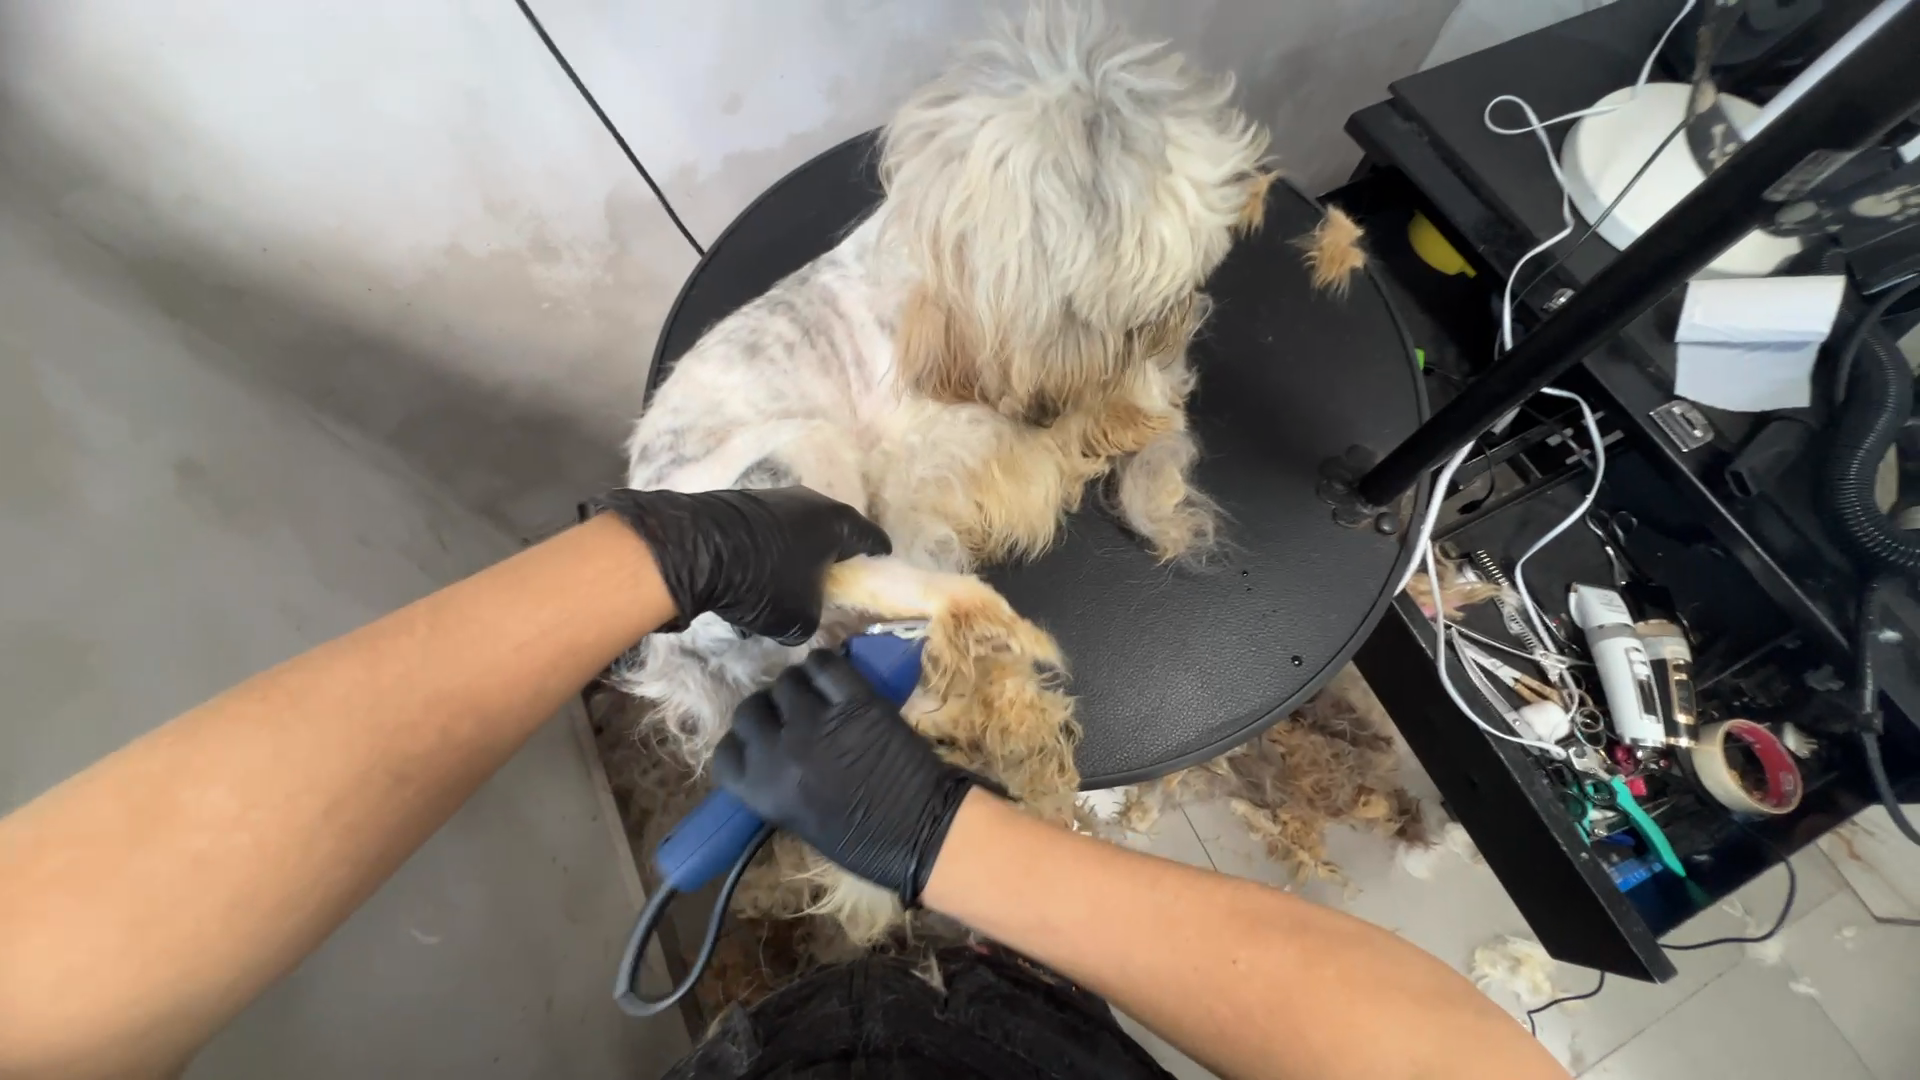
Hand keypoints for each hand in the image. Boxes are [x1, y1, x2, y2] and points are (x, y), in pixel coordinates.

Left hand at [595, 487, 889, 643]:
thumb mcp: (801, 618)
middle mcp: (811, 501)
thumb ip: (815, 618)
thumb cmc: (765, 581)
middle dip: (832, 560)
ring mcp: (773, 497)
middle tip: (828, 586)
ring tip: (782, 589)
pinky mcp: (739, 503)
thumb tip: (804, 617)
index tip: (876, 575)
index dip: (878, 561)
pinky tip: (750, 580)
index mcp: (838, 522)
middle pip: (833, 534)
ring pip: (796, 532)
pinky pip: (765, 533)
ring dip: (794, 557)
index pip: (873, 540)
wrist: (695, 550)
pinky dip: (766, 554)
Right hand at [712, 650, 988, 905]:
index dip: (744, 741)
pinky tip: (833, 675)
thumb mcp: (796, 819)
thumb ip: (772, 782)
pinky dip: (825, 665)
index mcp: (761, 792)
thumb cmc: (862, 840)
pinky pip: (826, 664)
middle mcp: (780, 752)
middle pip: (751, 708)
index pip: (726, 751)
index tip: (760, 738)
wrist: (922, 829)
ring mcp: (819, 722)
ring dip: (797, 685)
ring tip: (814, 694)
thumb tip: (766, 747)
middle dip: (768, 709)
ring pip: (786, 680)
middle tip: (789, 713)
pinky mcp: (858, 701)